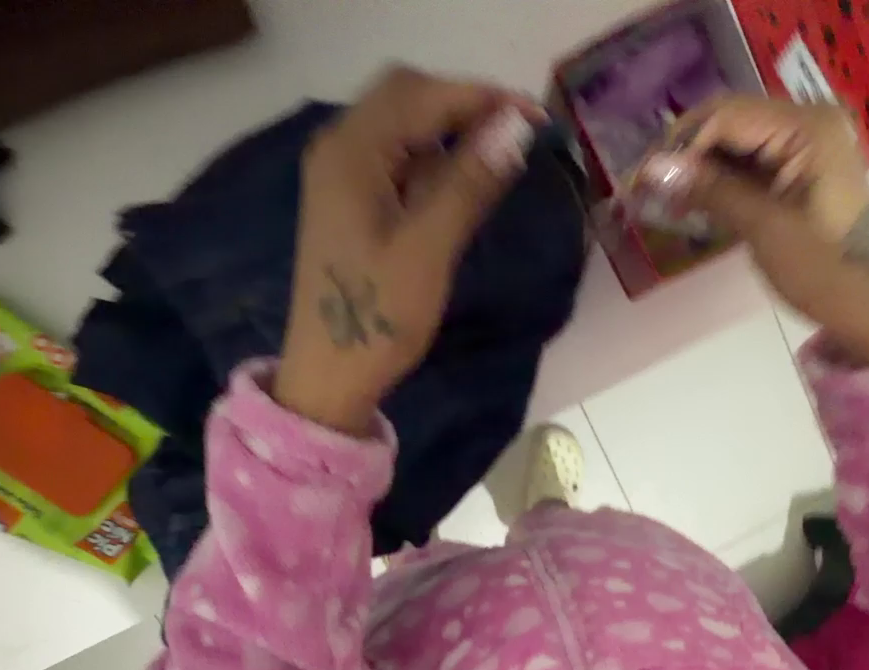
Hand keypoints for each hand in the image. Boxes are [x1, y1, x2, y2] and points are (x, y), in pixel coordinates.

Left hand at [274, 67, 541, 434]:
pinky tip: (463, 182)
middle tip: (520, 135)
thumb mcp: (429, 249)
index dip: (481, 98)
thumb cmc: (379, 317)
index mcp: (352, 153)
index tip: (536, 119)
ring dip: (451, 132)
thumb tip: (514, 130)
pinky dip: (434, 160)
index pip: (421, 95)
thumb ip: (469, 184)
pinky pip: (396, 160)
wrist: (332, 374)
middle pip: (407, 98)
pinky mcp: (351, 203)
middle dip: (465, 107)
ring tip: (501, 157)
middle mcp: (340, 149)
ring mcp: (342, 176)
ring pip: (402, 128)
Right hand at [633, 97, 868, 366]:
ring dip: (700, 170)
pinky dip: (723, 182)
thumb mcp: (765, 230)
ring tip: (664, 201)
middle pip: (731, 123)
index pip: (727, 115)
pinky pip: (754, 164)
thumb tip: (654, 169)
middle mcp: (811, 123)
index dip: (681, 143)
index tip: (642, 179)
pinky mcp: (805, 171)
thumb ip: (712, 191)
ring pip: (738, 144)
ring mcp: (810, 147)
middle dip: (687, 155)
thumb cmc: (826, 274)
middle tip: (646, 190)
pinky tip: (694, 204)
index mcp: (810, 128)